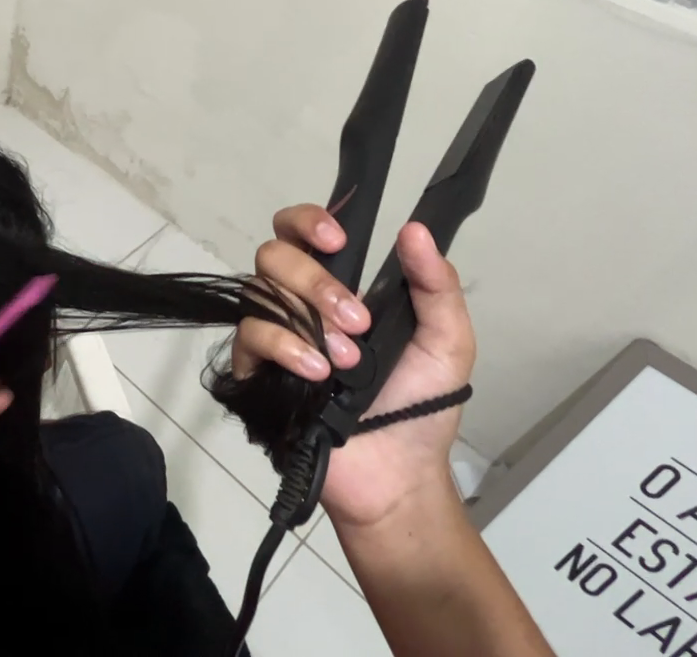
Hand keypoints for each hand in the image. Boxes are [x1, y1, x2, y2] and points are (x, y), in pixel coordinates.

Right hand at [231, 205, 474, 529]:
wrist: (396, 475)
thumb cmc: (420, 406)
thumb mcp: (447, 343)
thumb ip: (436, 286)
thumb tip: (415, 229)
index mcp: (336, 284)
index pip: (299, 230)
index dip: (306, 221)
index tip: (337, 239)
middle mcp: (296, 300)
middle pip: (274, 254)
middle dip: (315, 281)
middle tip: (358, 321)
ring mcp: (271, 332)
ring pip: (259, 290)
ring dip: (307, 317)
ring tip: (348, 360)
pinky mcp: (254, 368)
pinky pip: (250, 335)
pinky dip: (285, 347)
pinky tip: (316, 373)